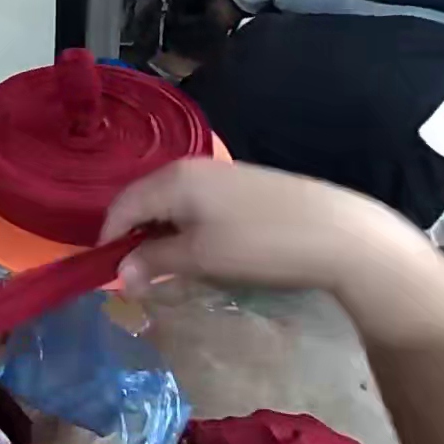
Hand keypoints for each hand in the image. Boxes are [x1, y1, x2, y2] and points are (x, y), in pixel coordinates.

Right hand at [100, 160, 436, 297]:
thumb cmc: (258, 244)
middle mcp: (192, 167)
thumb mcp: (199, 257)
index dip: (108, 240)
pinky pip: (198, 204)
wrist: (337, 233)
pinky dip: (188, 228)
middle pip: (145, 201)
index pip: (121, 206)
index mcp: (173, 178)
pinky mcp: (244, 186)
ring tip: (169, 268)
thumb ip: (153, 261)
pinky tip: (203, 251)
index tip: (107, 275)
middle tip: (137, 276)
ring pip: (173, 203)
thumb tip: (120, 274)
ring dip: (162, 235)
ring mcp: (221, 174)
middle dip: (135, 237)